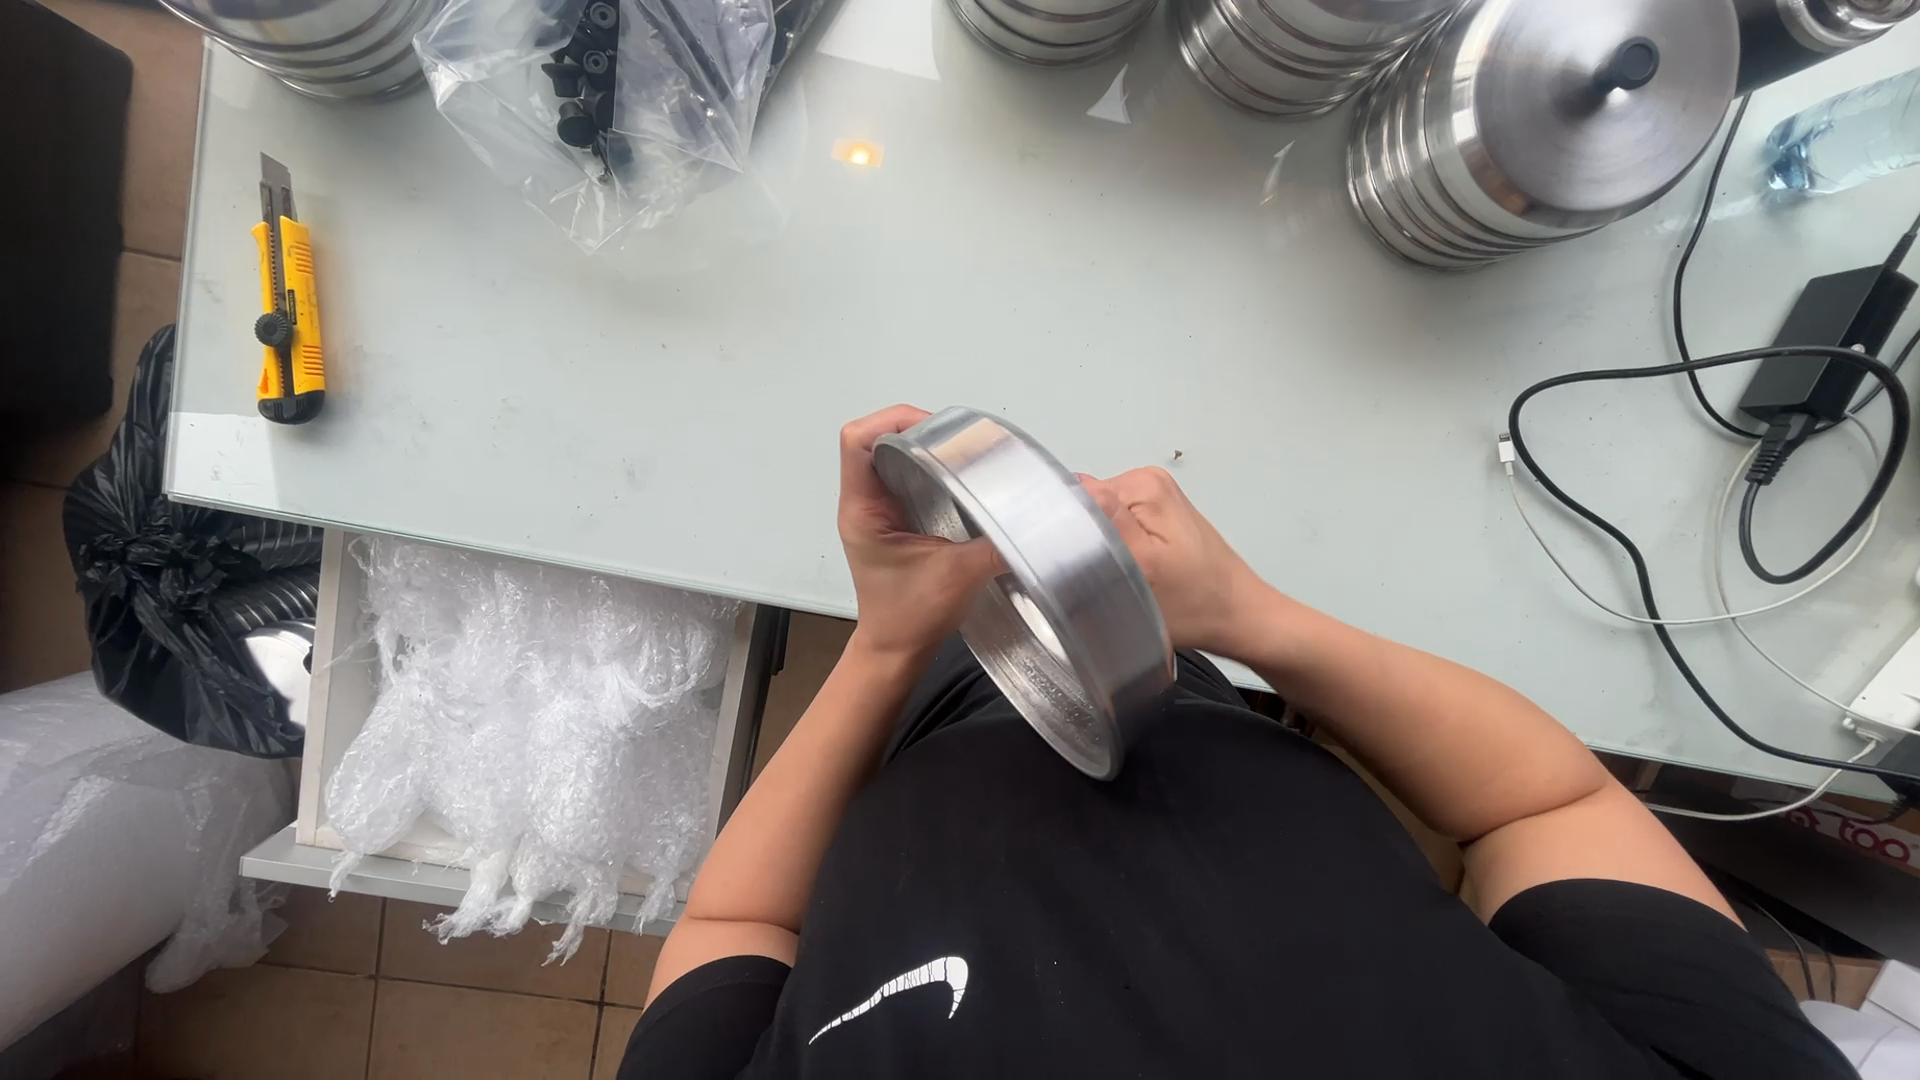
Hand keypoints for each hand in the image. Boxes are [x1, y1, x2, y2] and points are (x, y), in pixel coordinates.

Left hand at [838, 406, 1001, 661]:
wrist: (896, 652)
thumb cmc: (912, 617)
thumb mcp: (959, 576)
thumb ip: (999, 545)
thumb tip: (1046, 520)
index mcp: (863, 509)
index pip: (858, 440)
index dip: (895, 422)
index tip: (939, 433)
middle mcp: (864, 502)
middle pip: (878, 440)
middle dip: (920, 431)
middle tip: (963, 442)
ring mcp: (878, 510)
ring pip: (892, 456)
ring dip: (927, 449)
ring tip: (967, 454)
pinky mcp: (894, 520)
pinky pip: (906, 478)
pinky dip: (932, 469)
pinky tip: (964, 478)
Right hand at [1079, 467, 1274, 655]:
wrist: (1238, 616)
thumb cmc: (1194, 602)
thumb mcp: (1143, 564)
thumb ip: (1108, 521)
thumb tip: (1075, 487)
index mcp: (1141, 484)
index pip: (1079, 496)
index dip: (1074, 530)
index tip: (1090, 562)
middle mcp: (1147, 482)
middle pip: (1089, 506)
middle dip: (1090, 540)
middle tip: (1111, 574)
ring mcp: (1154, 499)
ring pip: (1101, 520)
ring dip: (1104, 548)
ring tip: (1125, 575)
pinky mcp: (1158, 517)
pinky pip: (1118, 527)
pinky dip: (1118, 550)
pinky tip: (1133, 570)